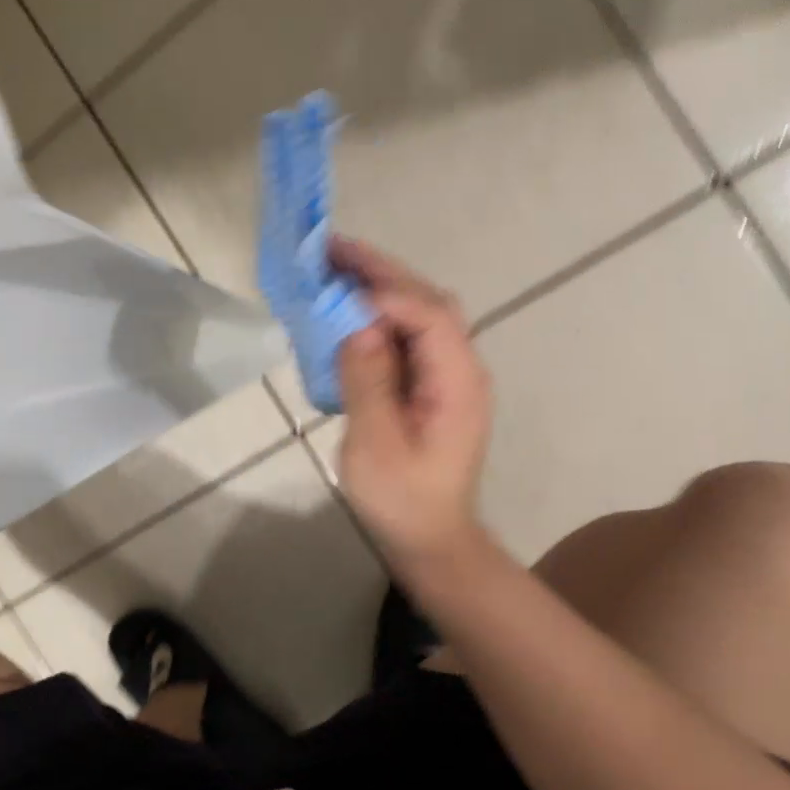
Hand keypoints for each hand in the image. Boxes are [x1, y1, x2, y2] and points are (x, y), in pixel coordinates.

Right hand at [332, 236, 493, 571]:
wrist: (430, 540)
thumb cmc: (403, 501)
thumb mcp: (377, 447)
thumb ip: (369, 384)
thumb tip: (358, 327)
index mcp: (457, 381)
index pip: (430, 316)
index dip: (386, 292)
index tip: (338, 283)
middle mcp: (459, 368)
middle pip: (427, 302)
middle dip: (381, 272)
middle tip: (330, 248)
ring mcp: (446, 376)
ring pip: (417, 315)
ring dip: (378, 287)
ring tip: (333, 267)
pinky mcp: (429, 387)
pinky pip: (406, 338)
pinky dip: (376, 317)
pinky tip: (345, 313)